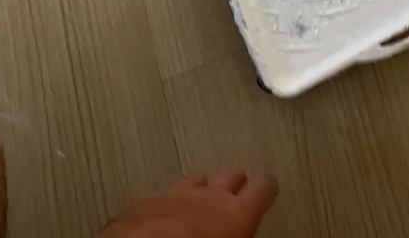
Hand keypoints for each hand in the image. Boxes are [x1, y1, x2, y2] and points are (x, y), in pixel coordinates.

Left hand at [98, 171, 277, 237]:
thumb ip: (240, 234)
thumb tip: (243, 235)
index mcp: (235, 214)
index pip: (264, 186)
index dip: (266, 190)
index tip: (266, 192)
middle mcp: (207, 197)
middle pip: (230, 176)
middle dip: (232, 188)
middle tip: (233, 202)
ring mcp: (172, 196)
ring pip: (195, 182)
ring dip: (199, 194)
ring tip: (197, 212)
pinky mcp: (141, 203)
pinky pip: (162, 196)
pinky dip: (167, 206)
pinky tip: (162, 222)